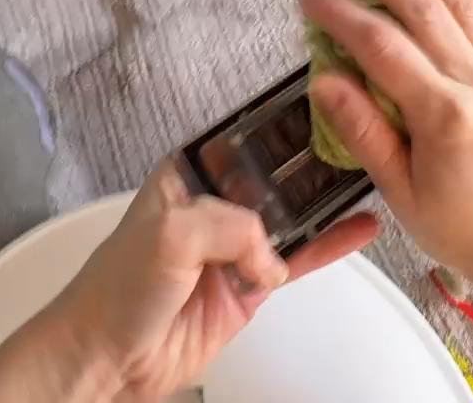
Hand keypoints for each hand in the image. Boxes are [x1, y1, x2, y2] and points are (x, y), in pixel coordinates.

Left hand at [26, 164, 377, 399]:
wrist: (111, 357)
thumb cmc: (117, 287)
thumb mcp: (170, 234)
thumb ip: (227, 227)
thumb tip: (269, 249)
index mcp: (188, 173)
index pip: (242, 142)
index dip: (277, 130)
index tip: (316, 114)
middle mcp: (214, 203)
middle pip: (272, 178)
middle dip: (308, 166)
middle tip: (351, 147)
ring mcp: (233, 245)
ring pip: (290, 216)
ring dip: (323, 202)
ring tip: (362, 181)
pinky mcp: (249, 283)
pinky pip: (296, 257)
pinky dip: (327, 244)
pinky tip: (354, 229)